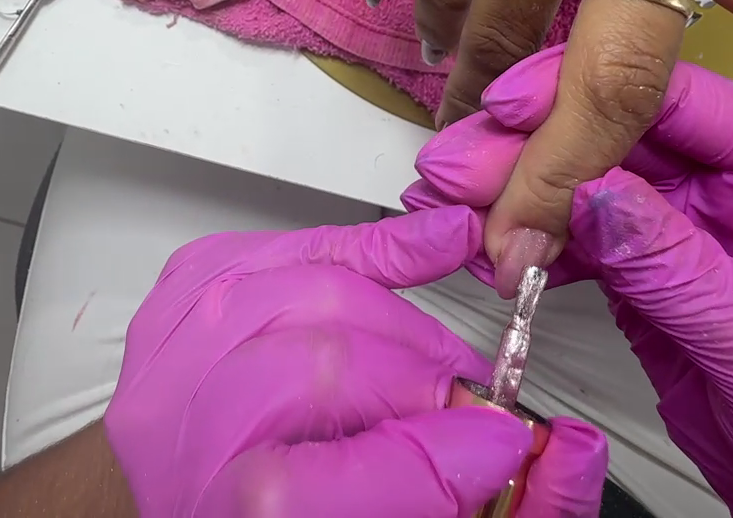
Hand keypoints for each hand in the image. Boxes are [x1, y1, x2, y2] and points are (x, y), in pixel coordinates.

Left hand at [105, 207, 609, 516]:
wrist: (169, 486)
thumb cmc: (257, 509)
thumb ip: (464, 501)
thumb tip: (563, 450)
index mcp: (220, 509)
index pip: (325, 483)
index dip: (436, 461)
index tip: (501, 446)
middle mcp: (179, 425)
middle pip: (321, 367)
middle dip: (419, 377)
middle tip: (468, 400)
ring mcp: (174, 341)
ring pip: (309, 289)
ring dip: (394, 316)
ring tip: (432, 353)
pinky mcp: (188, 284)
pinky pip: (289, 241)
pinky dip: (366, 243)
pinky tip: (429, 244)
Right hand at [402, 49, 732, 516]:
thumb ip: (676, 267)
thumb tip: (588, 187)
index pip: (680, 100)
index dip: (589, 94)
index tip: (509, 104)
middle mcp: (732, 186)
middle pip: (611, 137)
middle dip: (525, 150)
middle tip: (452, 166)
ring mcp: (682, 227)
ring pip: (579, 184)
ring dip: (509, 194)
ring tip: (445, 202)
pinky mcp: (642, 270)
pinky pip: (573, 239)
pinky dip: (525, 243)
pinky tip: (485, 249)